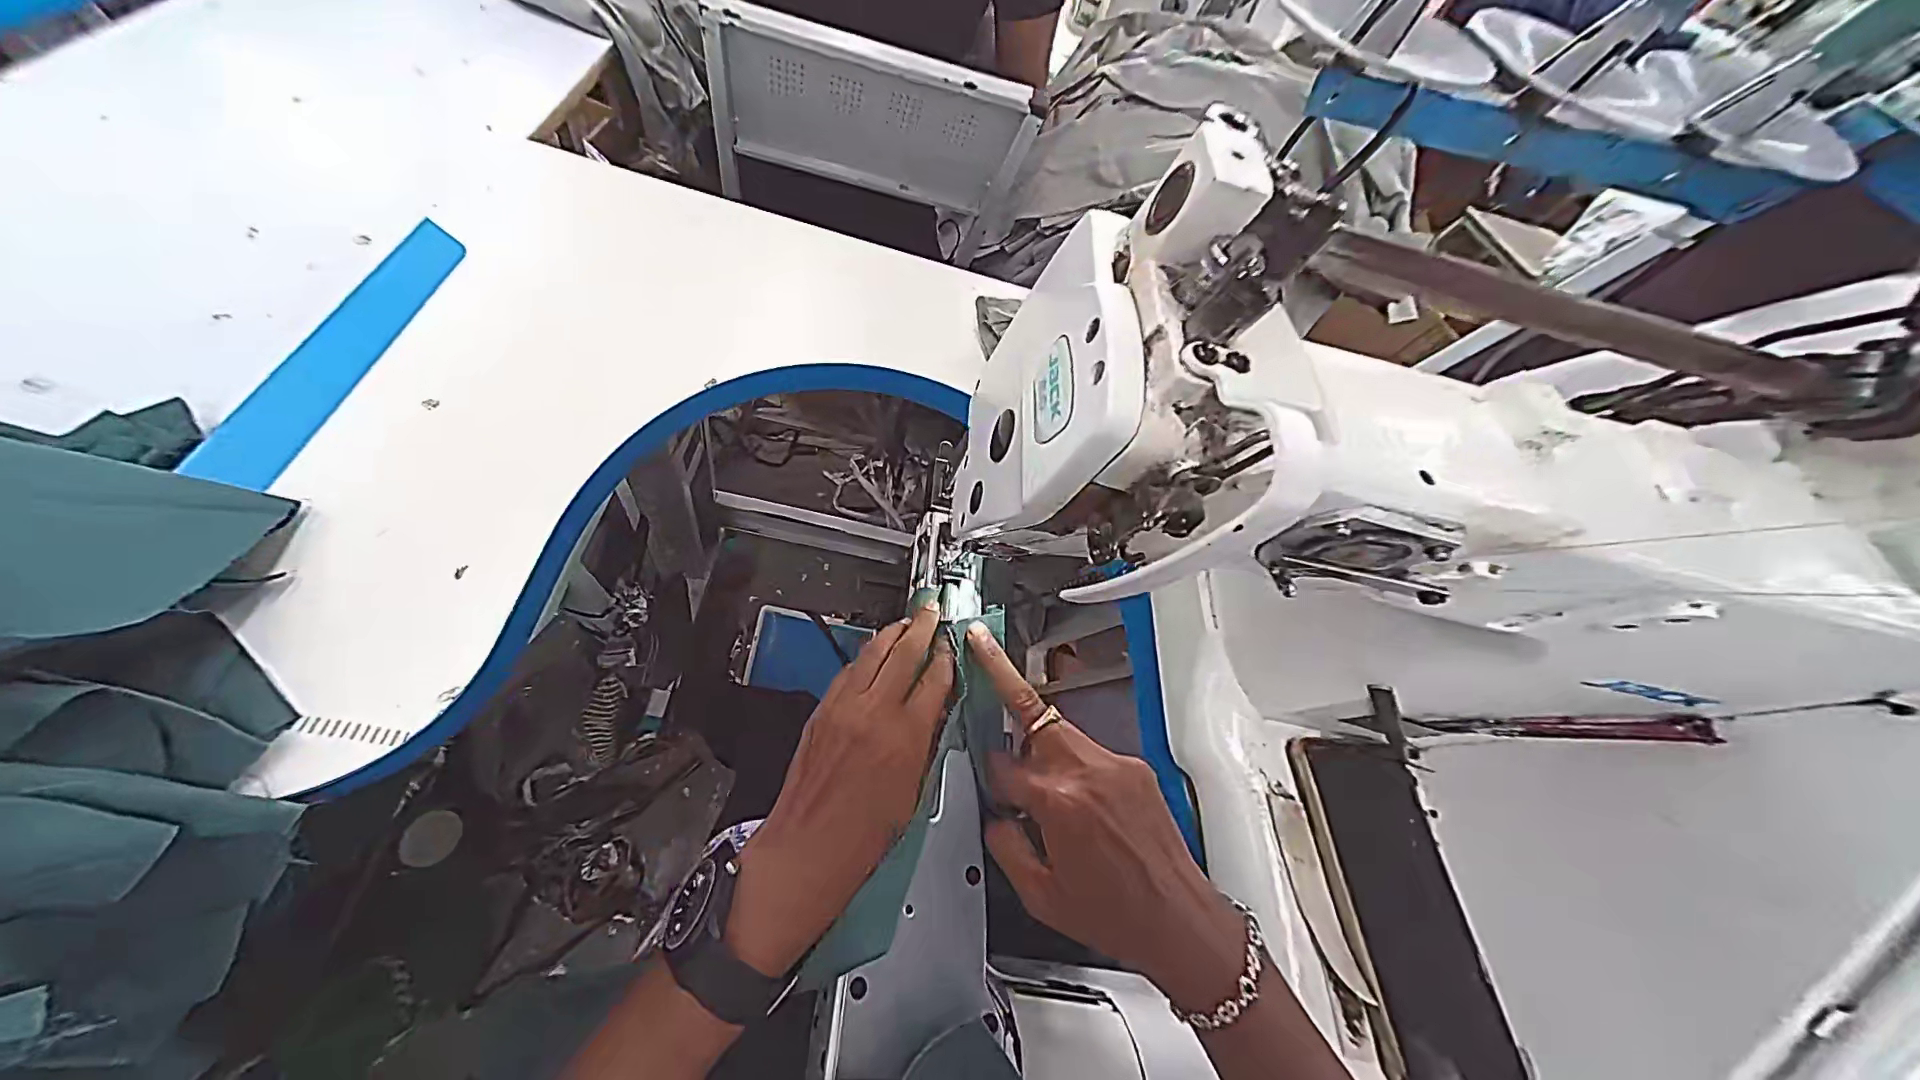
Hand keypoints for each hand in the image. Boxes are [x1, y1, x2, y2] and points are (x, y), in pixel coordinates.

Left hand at [724, 601, 953, 977]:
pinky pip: (848, 671)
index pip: (935, 679)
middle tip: (932, 611)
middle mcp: (874, 713)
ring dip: (893, 632)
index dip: (947, 659)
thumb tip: (934, 715)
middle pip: (905, 652)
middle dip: (923, 627)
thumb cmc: (860, 836)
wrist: (807, 847)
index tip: (952, 649)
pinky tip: (872, 653)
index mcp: (906, 735)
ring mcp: (844, 708)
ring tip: (906, 621)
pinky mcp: (822, 711)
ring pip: (872, 652)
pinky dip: (864, 656)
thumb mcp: (914, 790)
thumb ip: (926, 744)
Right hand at [967, 623, 1247, 1013]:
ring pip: (1061, 729)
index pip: (1003, 765)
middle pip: (1032, 712)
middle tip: (982, 645)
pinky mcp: (1136, 769)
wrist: (1179, 921)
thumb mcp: (1040, 893)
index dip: (990, 773)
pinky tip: (1079, 795)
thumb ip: (1005, 843)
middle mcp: (1088, 772)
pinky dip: (1075, 762)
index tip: (987, 776)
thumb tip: (996, 816)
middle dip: (1001, 676)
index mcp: (1058, 802)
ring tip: (1029, 753)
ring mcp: (1116, 765)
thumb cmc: (1117, 916)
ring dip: (1039, 734)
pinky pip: (1092, 751)